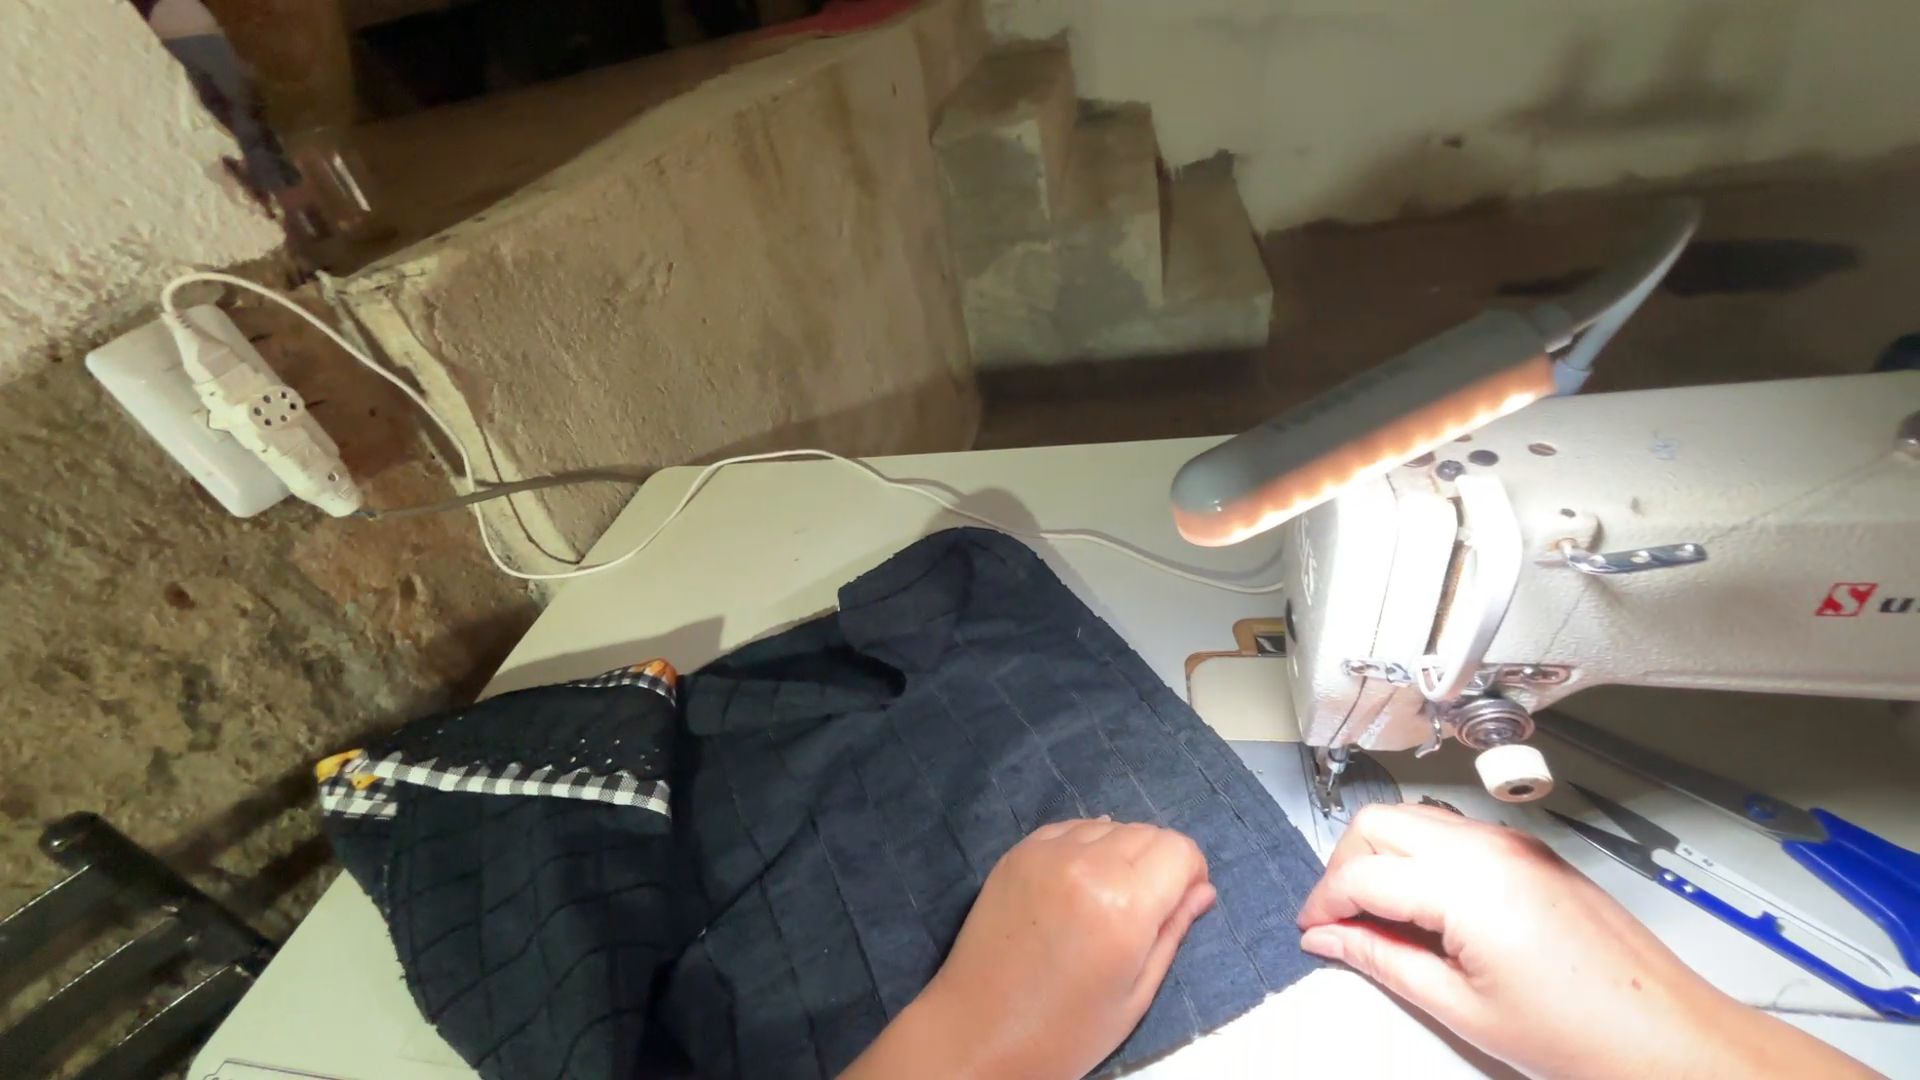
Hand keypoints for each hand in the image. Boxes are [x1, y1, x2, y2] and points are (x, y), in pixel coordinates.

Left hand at [840, 819, 1215, 1079]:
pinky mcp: (1019, 849)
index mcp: (1124, 903)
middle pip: (1146, 831)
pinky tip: (1075, 885)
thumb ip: (1173, 932)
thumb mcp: (1136, 994)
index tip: (1181, 901)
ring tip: (1105, 898)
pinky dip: (1084, 847)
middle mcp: (1086, 863)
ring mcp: (1047, 851)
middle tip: (1144, 908)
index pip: (1179, 849)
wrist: (978, 1029)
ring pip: (1109, 824)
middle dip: (1158, 863)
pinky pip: (1070, 828)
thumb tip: (1203, 890)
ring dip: (1120, 851)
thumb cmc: (1065, 1029)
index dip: (1190, 873)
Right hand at [1297, 804, 1879, 1079]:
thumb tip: (1326, 938)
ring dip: (1379, 852)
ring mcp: (1509, 840)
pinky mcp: (1527, 847)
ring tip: (1382, 910)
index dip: (1324, 902)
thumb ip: (1381, 960)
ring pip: (1409, 816)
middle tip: (1343, 915)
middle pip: (1375, 823)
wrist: (1685, 1047)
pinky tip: (1427, 902)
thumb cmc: (1584, 1041)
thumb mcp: (1463, 1009)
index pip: (1361, 874)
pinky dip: (1418, 852)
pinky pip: (1447, 828)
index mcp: (1466, 886)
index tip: (1312, 928)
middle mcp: (1483, 846)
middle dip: (1344, 864)